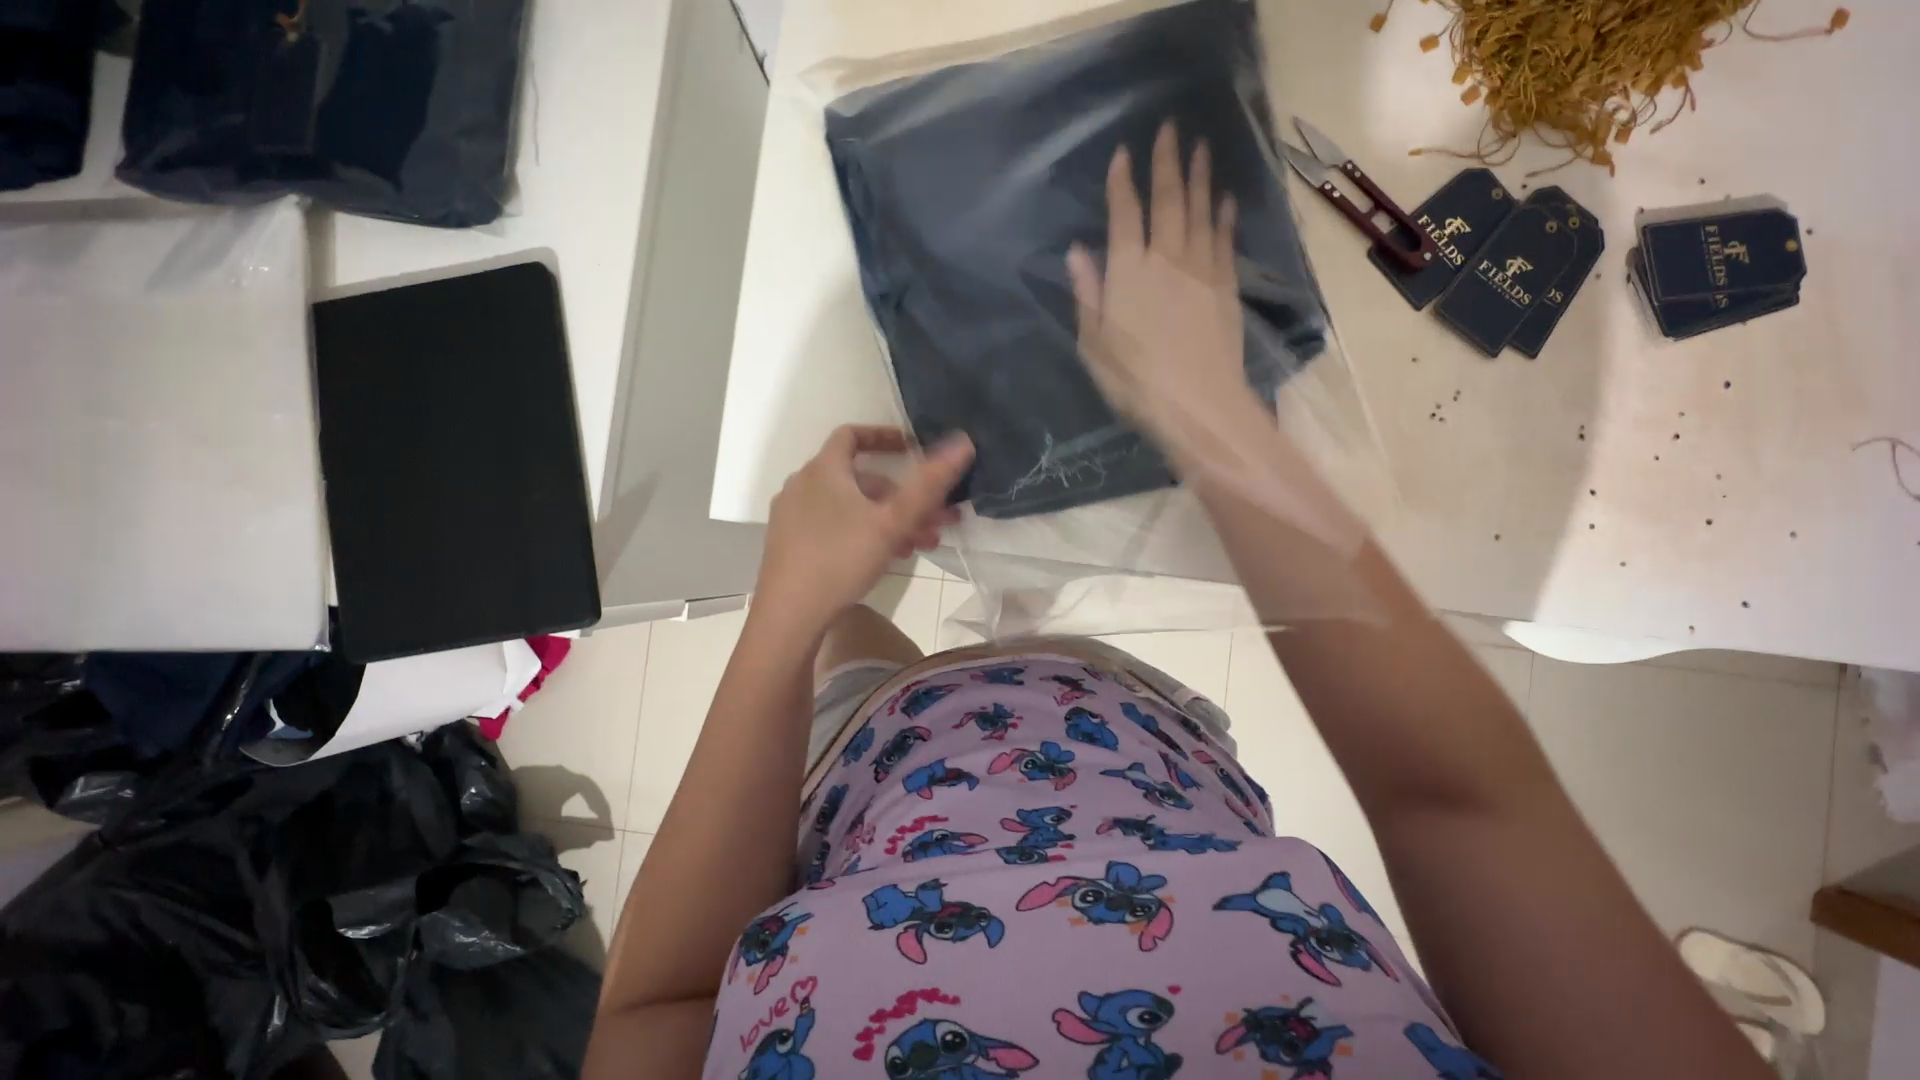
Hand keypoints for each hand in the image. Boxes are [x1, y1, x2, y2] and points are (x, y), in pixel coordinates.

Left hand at [754, 425, 973, 636]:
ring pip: (850, 507)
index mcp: (823, 470)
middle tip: (934, 520)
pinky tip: (885, 559)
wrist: (789, 615)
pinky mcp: (790, 544)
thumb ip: (928, 485)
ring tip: (918, 546)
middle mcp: (803, 485)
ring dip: (887, 520)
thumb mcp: (892, 523)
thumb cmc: (841, 559)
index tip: (911, 448)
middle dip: (901, 497)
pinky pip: (833, 526)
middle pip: (860, 480)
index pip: (851, 435)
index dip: (883, 436)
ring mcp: (792, 516)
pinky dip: (862, 532)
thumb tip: (962, 443)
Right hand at [1066, 122, 1259, 456]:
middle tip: (1170, 128)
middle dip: (1166, 162)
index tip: (1123, 152)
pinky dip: (1223, 215)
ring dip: (1200, 177)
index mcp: (1127, 271)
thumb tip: (1077, 252)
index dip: (1122, 181)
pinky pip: (1224, 239)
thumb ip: (1088, 293)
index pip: (1124, 214)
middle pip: (1167, 199)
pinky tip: (1225, 199)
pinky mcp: (1226, 285)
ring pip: (1199, 211)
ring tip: (1201, 147)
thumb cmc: (1136, 381)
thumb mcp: (1095, 344)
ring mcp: (1202, 269)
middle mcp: (1166, 258)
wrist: (1200, 405)